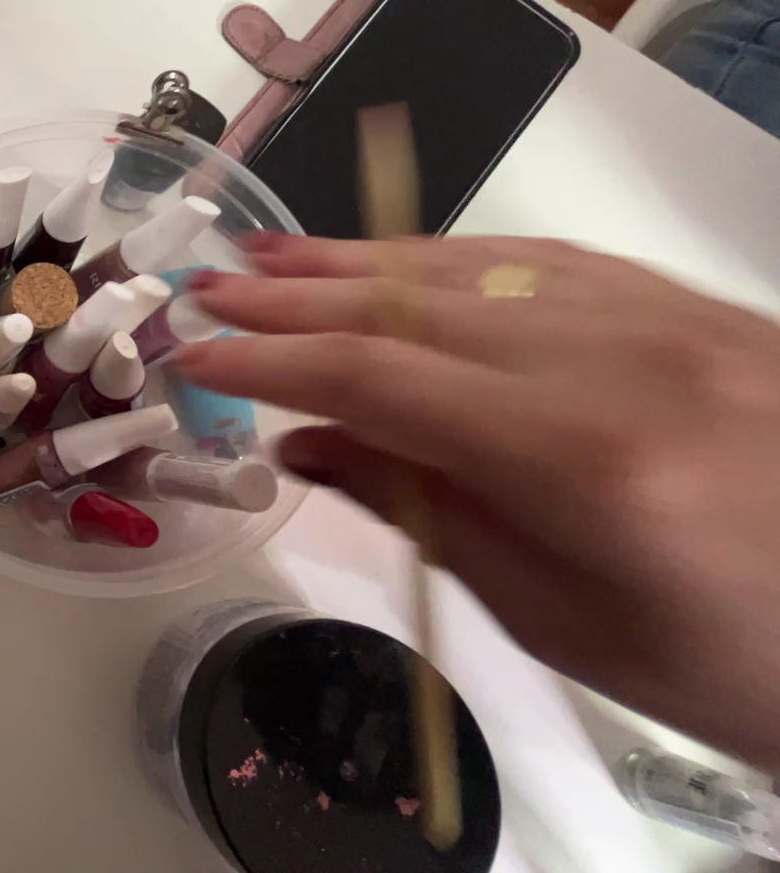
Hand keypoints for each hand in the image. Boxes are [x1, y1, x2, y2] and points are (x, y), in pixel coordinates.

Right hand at [176, 234, 779, 766]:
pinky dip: (434, 255)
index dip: (264, 362)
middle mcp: (622, 359)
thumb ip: (420, 509)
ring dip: (345, 259)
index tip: (192, 357)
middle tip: (202, 290)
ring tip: (263, 252)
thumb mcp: (558, 616)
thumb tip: (304, 444)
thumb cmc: (748, 665)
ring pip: (461, 267)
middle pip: (400, 307)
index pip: (370, 378)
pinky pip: (534, 260)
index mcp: (583, 456)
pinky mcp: (694, 306)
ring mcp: (668, 318)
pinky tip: (380, 255)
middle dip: (283, 298)